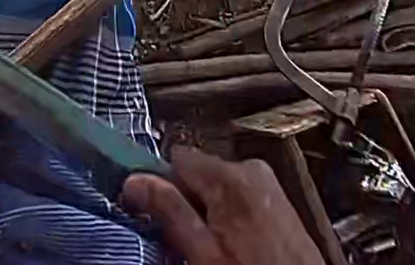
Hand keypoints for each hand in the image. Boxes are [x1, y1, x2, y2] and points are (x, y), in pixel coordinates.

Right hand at [122, 147, 324, 264]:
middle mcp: (250, 169)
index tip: (163, 219)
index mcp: (229, 176)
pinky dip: (232, 219)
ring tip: (220, 253)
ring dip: (210, 214)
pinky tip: (240, 252)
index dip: (164, 187)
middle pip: (197, 173)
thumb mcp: (203, 255)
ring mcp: (269, 186)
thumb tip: (132, 180)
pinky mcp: (281, 205)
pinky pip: (240, 199)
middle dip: (190, 204)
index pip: (175, 159)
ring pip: (218, 188)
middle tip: (194, 245)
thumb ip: (168, 210)